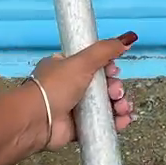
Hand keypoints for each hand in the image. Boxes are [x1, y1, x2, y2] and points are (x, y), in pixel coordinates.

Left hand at [29, 33, 136, 149]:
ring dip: (120, 104)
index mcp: (65, 67)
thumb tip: (129, 37)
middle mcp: (69, 86)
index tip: (113, 71)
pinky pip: (103, 122)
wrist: (36, 120)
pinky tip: (125, 120)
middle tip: (115, 92)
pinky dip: (116, 121)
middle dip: (116, 88)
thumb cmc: (54, 87)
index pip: (94, 64)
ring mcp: (74, 107)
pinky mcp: (79, 126)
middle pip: (103, 85)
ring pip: (106, 104)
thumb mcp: (81, 62)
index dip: (108, 68)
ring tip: (123, 108)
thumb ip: (105, 50)